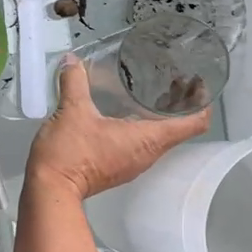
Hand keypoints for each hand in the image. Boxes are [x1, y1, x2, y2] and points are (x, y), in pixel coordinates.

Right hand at [27, 54, 209, 199]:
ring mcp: (133, 165)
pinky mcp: (117, 169)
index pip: (195, 123)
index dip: (202, 102)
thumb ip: (75, 82)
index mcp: (149, 139)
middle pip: (179, 129)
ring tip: (144, 94)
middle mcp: (148, 155)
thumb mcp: (72, 111)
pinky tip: (119, 114)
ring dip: (157, 117)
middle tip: (168, 80)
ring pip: (158, 138)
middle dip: (177, 105)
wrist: (50, 190)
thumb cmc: (70, 152)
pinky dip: (138, 129)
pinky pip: (139, 146)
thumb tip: (72, 61)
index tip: (196, 84)